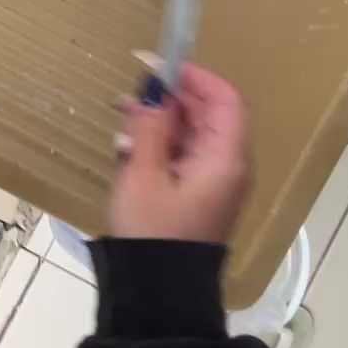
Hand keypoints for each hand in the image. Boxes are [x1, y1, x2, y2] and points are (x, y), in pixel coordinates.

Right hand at [109, 63, 252, 243]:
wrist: (159, 282)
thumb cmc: (153, 227)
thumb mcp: (142, 174)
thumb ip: (149, 129)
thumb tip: (151, 94)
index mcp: (225, 158)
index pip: (225, 101)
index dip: (195, 77)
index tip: (158, 65)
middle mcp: (228, 165)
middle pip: (208, 114)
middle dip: (169, 97)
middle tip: (127, 92)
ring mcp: (214, 179)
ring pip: (192, 133)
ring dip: (158, 120)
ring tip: (120, 118)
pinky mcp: (197, 191)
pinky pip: (183, 153)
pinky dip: (158, 142)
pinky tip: (127, 147)